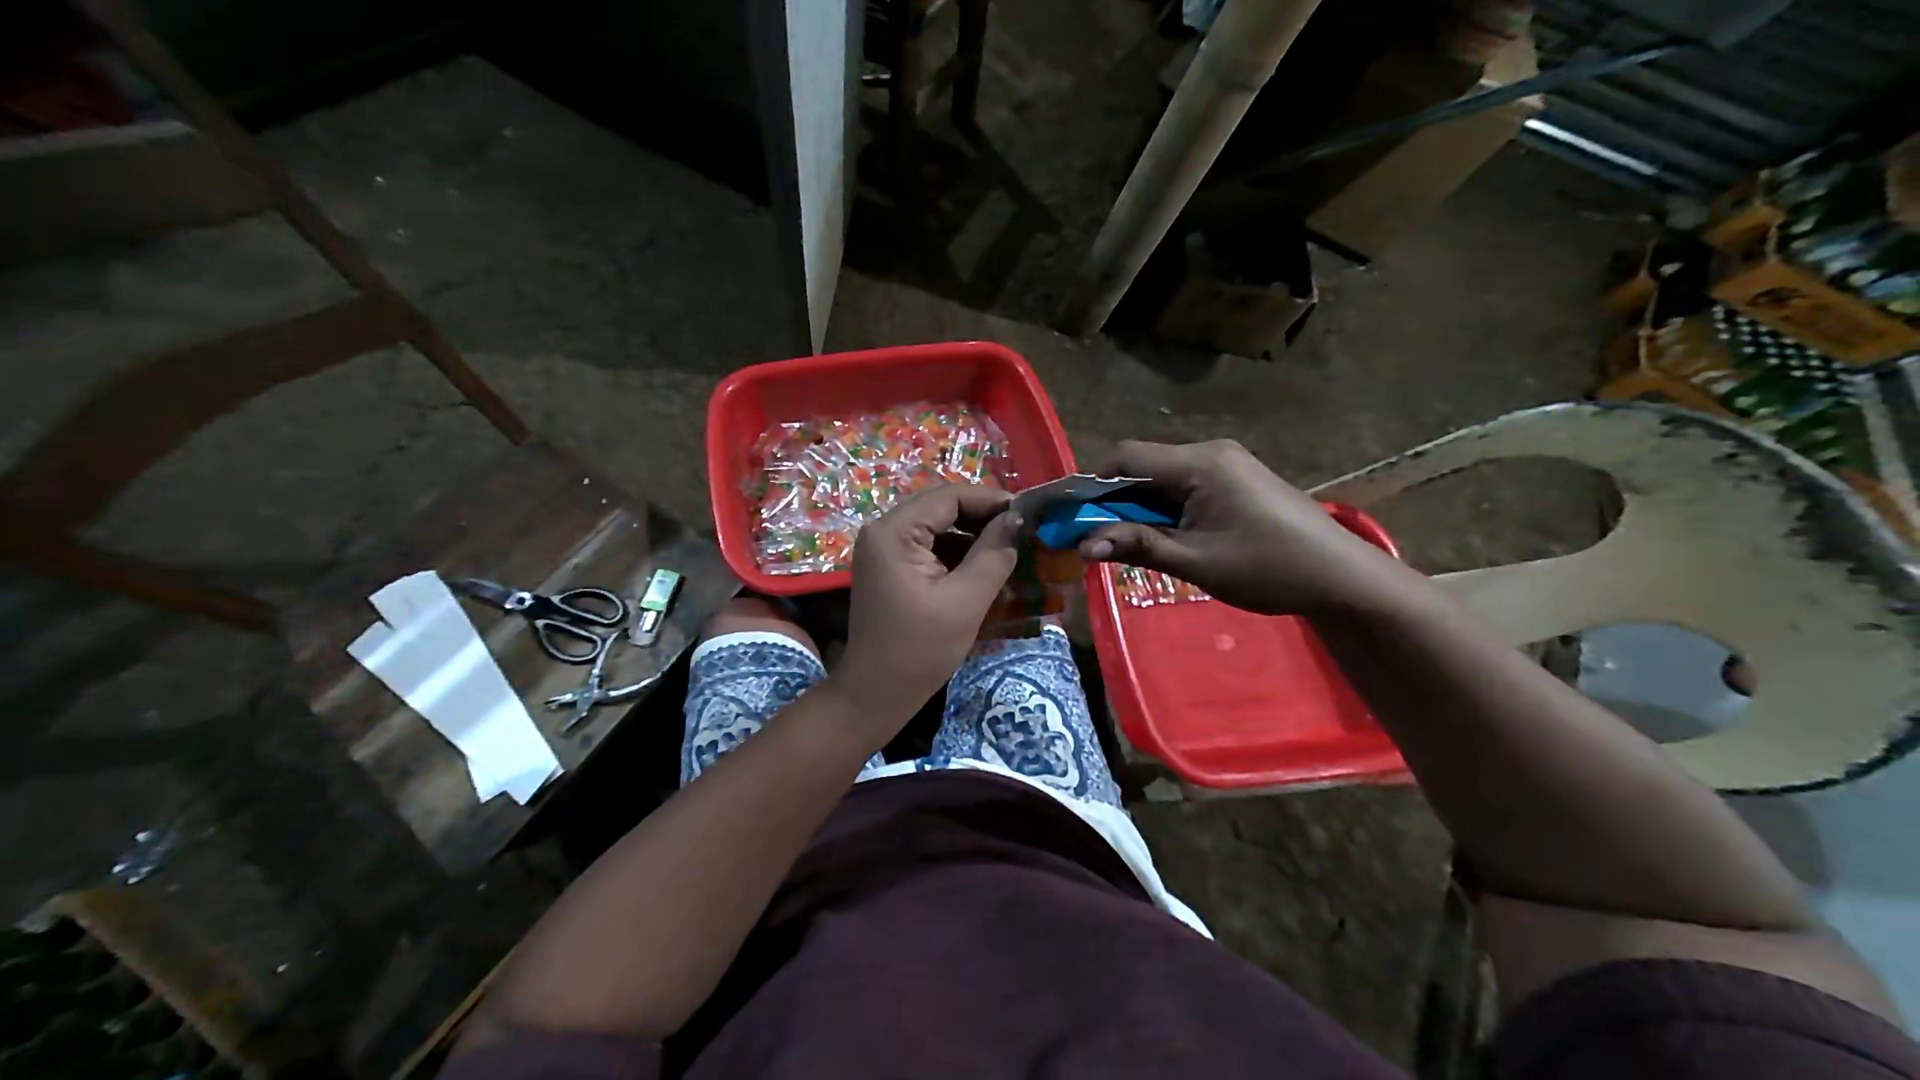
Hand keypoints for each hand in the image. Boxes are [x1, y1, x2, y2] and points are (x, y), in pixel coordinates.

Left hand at [827, 484, 1022, 735]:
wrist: (877, 693)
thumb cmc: (920, 649)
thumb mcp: (966, 601)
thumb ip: (994, 554)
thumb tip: (1018, 519)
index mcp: (893, 532)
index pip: (949, 497)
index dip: (991, 500)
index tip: (1028, 514)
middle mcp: (883, 531)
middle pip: (941, 507)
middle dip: (983, 517)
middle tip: (1023, 531)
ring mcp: (883, 549)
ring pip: (937, 527)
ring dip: (972, 535)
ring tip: (1010, 548)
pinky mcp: (889, 567)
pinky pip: (928, 547)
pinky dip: (956, 553)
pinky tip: (983, 566)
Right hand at [1081, 440, 1408, 615]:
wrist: (1341, 577)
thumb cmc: (1267, 568)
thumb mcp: (1195, 560)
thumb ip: (1137, 546)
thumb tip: (1082, 548)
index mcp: (1200, 464)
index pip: (1125, 457)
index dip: (1091, 485)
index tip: (1071, 518)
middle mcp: (1210, 453)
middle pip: (1142, 466)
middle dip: (1112, 501)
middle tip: (1093, 540)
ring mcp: (1226, 464)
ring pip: (1161, 478)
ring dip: (1138, 508)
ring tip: (1126, 545)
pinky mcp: (1236, 480)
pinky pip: (1184, 486)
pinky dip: (1163, 509)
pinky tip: (1162, 537)